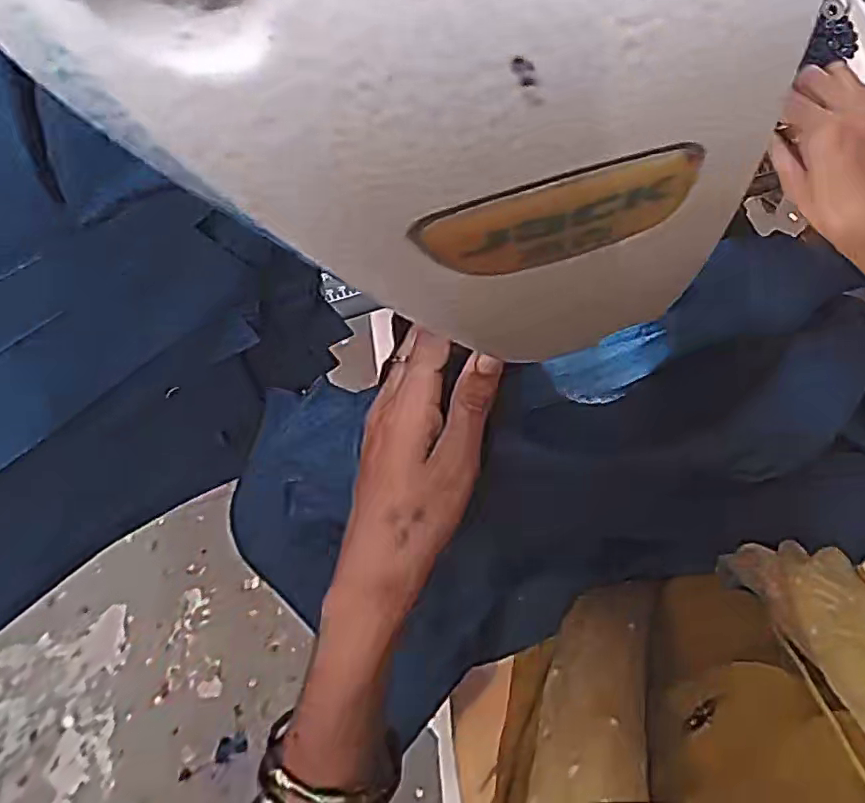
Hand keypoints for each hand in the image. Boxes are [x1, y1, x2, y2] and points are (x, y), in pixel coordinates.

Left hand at [329, 327, 502, 623]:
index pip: (428, 340)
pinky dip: (424, 369)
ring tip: (468, 332)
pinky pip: (402, 385)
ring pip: (404, 364)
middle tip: (480, 307)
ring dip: (433, 346)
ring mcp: (378, 419)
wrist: (376, 568)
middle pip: (412, 347)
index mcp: (405, 402)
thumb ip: (472, 402)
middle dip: (444, 323)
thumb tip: (488, 352)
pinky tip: (442, 376)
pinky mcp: (380, 435)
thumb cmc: (419, 518)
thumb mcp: (458, 460)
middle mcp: (385, 403)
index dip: (454, 314)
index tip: (483, 296)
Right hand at [770, 63, 864, 302]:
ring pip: (844, 75)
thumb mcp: (799, 192)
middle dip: (798, 88)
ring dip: (824, 86)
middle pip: (817, 76)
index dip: (774, 105)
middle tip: (788, 107)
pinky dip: (848, 96)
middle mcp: (854, 115)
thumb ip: (782, 156)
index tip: (770, 114)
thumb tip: (774, 140)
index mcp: (826, 130)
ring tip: (813, 108)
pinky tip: (838, 118)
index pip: (790, 97)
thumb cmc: (850, 221)